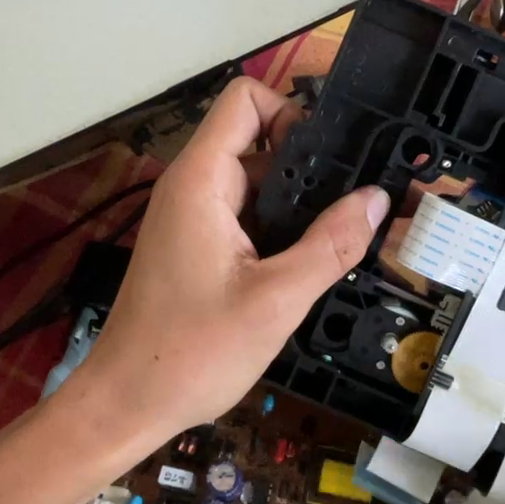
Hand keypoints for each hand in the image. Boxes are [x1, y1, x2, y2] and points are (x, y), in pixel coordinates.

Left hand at [70, 77, 389, 444]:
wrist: (128, 404)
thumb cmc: (190, 353)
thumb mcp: (276, 300)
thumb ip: (331, 245)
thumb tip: (376, 199)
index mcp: (201, 181)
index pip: (246, 100)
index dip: (292, 112)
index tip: (332, 158)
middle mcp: (194, 187)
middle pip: (258, 140)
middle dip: (310, 164)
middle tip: (355, 203)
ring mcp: (194, 217)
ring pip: (258, 182)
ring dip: (299, 203)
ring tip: (343, 236)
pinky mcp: (198, 244)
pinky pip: (248, 215)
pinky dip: (281, 228)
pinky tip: (310, 261)